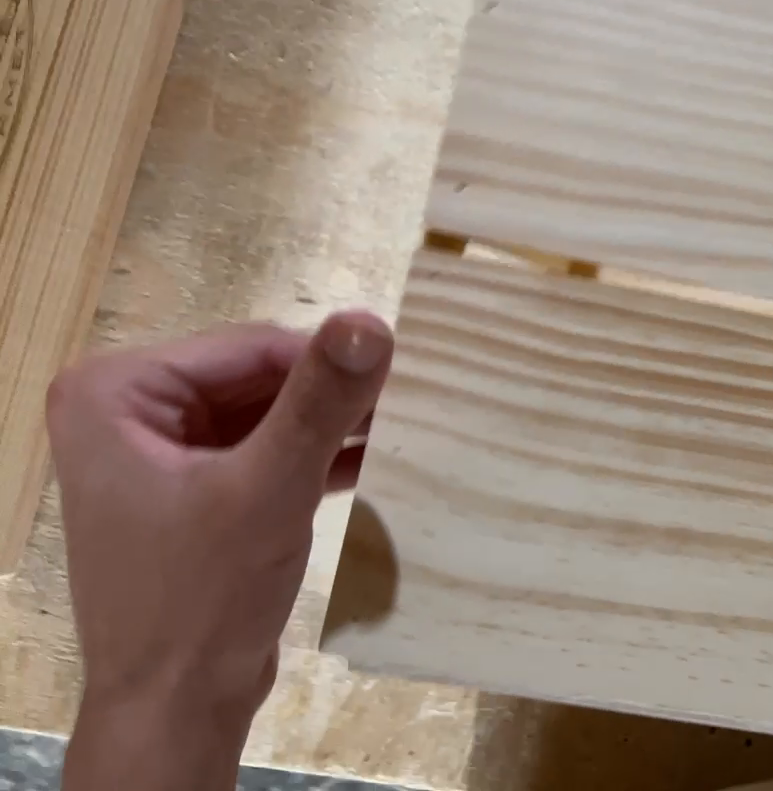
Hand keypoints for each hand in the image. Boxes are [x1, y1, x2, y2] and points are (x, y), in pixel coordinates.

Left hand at [48, 311, 393, 734]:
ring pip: (284, 403)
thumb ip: (320, 401)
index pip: (259, 346)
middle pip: (270, 371)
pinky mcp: (206, 478)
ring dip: (343, 422)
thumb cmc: (205, 591)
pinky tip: (382, 460)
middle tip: (409, 416)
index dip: (333, 368)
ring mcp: (169, 445)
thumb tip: (371, 320)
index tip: (402, 395)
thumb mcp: (271, 487)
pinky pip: (280, 439)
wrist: (182, 697)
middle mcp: (135, 408)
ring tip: (406, 434)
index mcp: (118, 393)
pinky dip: (329, 448)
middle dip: (340, 396)